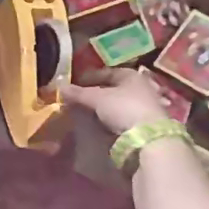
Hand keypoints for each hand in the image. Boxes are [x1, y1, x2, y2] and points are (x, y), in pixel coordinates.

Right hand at [60, 68, 176, 133]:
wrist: (148, 136)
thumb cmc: (124, 108)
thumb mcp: (98, 99)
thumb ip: (79, 93)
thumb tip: (60, 87)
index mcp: (131, 76)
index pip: (108, 72)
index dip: (91, 76)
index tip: (76, 83)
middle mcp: (141, 87)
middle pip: (114, 88)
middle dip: (97, 93)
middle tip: (79, 99)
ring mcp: (144, 106)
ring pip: (119, 103)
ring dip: (104, 107)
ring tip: (87, 112)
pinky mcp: (144, 123)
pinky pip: (123, 117)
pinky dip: (111, 118)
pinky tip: (101, 124)